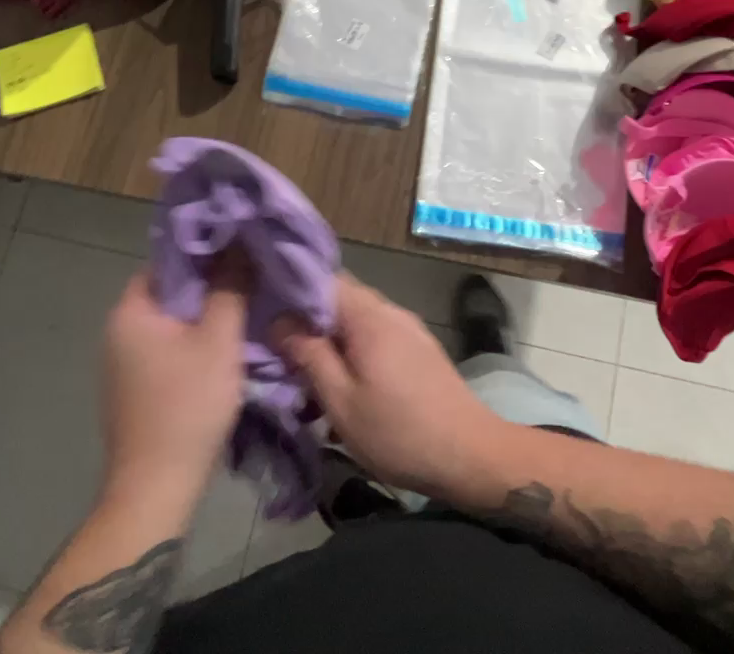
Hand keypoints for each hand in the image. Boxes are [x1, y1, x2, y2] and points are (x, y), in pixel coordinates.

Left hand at [101, 260, 247, 507]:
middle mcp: (117, 331)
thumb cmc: (187, 406)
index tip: (242, 249)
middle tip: (252, 279)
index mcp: (130, 311)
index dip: (206, 252)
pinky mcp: (134, 389)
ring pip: (171, 323)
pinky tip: (224, 351)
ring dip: (204, 317)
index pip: (168, 261)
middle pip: (170, 292)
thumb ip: (230, 288)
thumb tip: (238, 243)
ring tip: (246, 311)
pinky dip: (194, 344)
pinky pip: (167, 350)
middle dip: (210, 285)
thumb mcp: (219, 341)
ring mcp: (122, 363)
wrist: (156, 487)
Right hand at [272, 275, 505, 497]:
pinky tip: (343, 390)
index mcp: (369, 316)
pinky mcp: (419, 351)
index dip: (290, 290)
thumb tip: (279, 320)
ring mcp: (409, 330)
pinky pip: (375, 340)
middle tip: (278, 355)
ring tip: (306, 382)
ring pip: (356, 324)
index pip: (322, 278)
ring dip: (329, 346)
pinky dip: (353, 356)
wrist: (471, 455)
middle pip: (338, 301)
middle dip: (306, 324)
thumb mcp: (341, 401)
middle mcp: (390, 312)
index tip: (262, 310)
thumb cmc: (399, 432)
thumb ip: (308, 355)